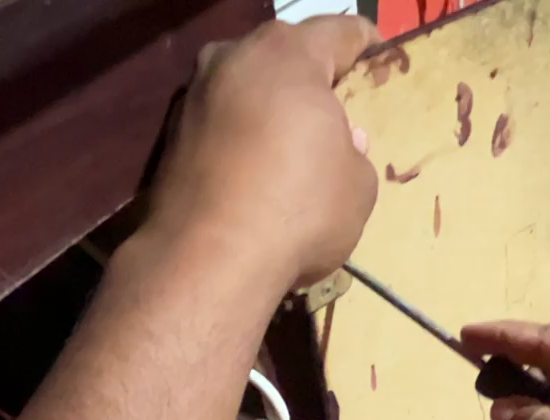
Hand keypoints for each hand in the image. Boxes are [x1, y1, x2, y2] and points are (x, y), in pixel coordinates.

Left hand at [146, 17, 379, 290]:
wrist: (211, 260)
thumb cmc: (300, 211)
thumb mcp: (358, 188)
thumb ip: (356, 154)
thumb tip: (343, 142)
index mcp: (287, 54)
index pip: (339, 30)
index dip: (366, 46)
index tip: (379, 59)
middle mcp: (233, 58)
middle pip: (284, 58)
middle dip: (311, 83)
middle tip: (334, 117)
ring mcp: (194, 97)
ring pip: (247, 93)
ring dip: (271, 115)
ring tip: (292, 155)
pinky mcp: (171, 140)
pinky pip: (221, 131)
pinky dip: (241, 146)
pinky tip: (255, 182)